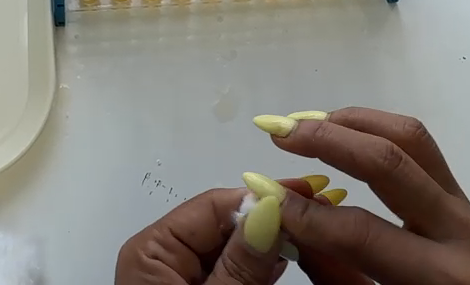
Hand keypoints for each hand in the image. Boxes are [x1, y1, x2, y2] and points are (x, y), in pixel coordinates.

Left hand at [115, 176, 325, 283]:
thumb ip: (242, 265)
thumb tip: (270, 210)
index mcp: (152, 250)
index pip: (214, 206)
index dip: (260, 197)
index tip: (306, 193)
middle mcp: (162, 257)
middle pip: (223, 225)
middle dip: (268, 219)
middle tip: (317, 212)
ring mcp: (179, 280)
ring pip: (231, 250)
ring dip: (268, 243)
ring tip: (308, 234)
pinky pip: (229, 273)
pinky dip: (257, 269)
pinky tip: (284, 262)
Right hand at [251, 108, 469, 284]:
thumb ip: (332, 271)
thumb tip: (280, 218)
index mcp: (444, 277)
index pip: (363, 231)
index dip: (307, 213)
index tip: (263, 193)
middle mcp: (461, 231)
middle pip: (388, 162)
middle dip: (325, 140)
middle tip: (276, 132)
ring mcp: (464, 205)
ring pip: (407, 136)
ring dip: (349, 121)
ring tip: (303, 122)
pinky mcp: (457, 193)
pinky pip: (416, 142)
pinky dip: (372, 126)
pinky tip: (339, 130)